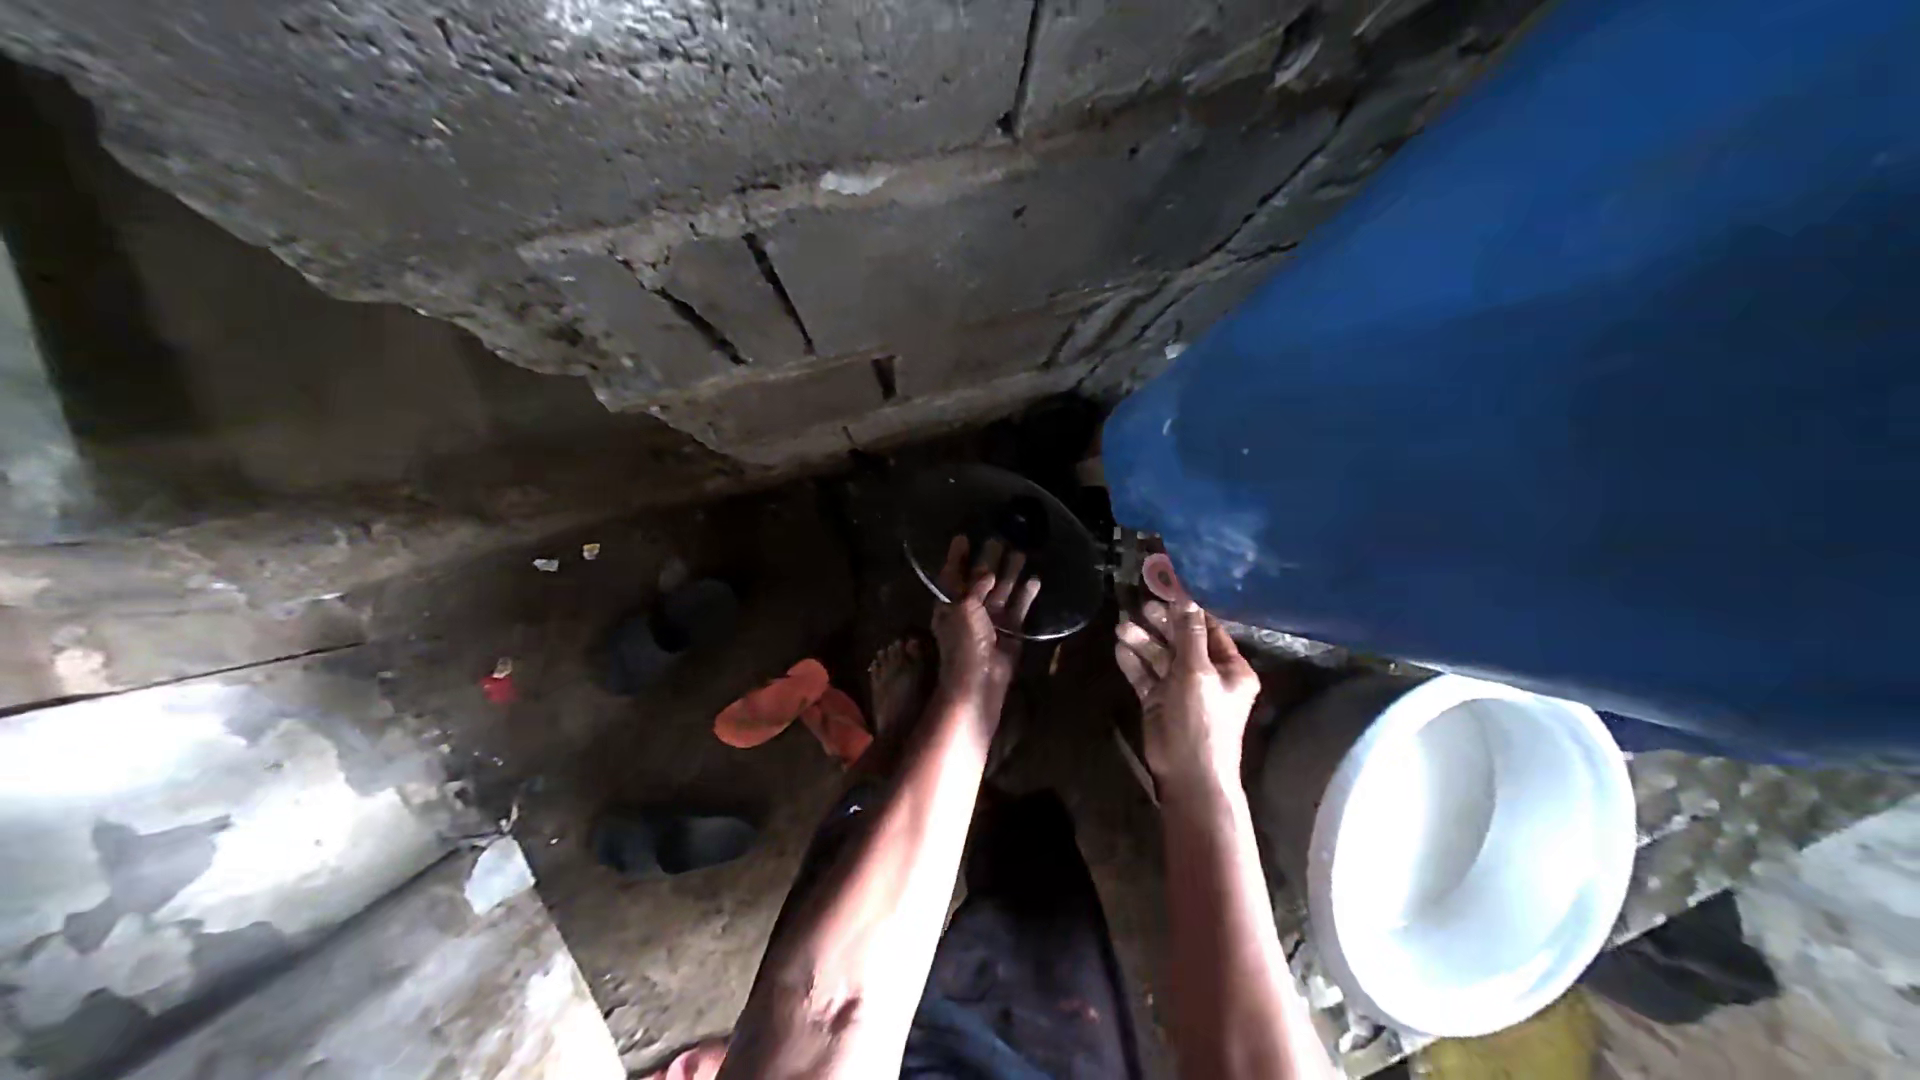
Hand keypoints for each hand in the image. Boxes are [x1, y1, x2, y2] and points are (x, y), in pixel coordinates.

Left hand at [930, 535, 1040, 697]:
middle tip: (999, 538)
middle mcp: (969, 610)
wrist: (979, 681)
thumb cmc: (964, 643)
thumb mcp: (964, 609)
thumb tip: (988, 574)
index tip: (962, 537)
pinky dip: (1026, 595)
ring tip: (1021, 552)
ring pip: (1002, 591)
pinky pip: (1019, 608)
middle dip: (989, 561)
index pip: (952, 575)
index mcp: (949, 605)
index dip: (957, 557)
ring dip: (1010, 573)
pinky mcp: (1010, 632)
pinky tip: (1035, 580)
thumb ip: (975, 588)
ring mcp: (991, 621)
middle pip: (980, 580)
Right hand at [1115, 599, 1258, 790]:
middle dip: (1160, 624)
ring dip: (1142, 642)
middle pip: (1181, 640)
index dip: (1187, 609)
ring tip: (1121, 627)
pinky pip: (1145, 676)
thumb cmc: (1201, 720)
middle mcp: (1206, 675)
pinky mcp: (1159, 701)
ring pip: (1159, 657)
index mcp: (1229, 668)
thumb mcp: (1197, 672)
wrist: (1188, 774)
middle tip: (1140, 607)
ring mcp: (1180, 689)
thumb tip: (1186, 599)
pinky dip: (1134, 663)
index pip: (1208, 629)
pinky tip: (1120, 649)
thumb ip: (1189, 635)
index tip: (1166, 589)